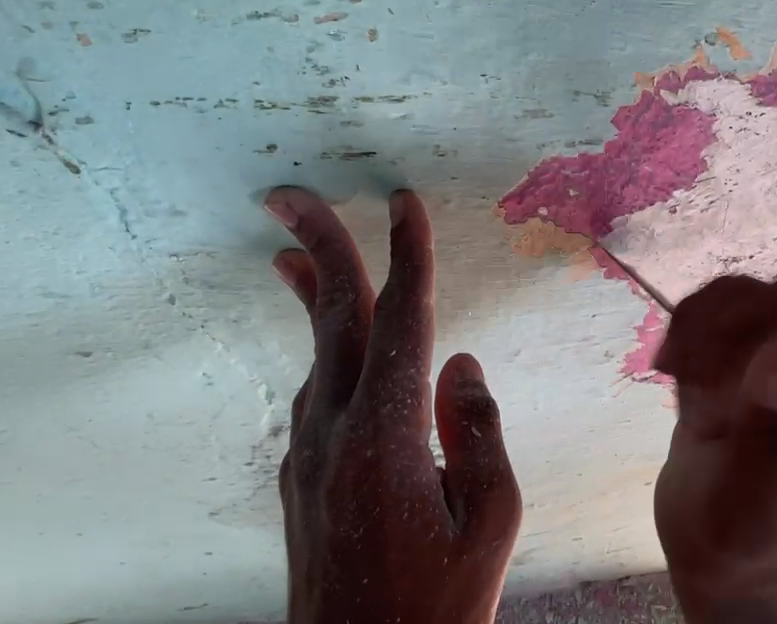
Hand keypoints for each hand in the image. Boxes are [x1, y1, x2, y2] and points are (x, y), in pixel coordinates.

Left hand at [264, 186, 521, 623]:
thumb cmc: (437, 613)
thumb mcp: (490, 525)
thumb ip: (479, 433)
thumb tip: (460, 366)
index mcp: (384, 438)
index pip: (402, 321)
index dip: (407, 253)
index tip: (403, 202)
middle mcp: (332, 435)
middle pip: (331, 319)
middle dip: (317, 245)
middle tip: (286, 193)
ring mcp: (306, 459)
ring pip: (315, 352)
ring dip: (309, 293)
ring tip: (294, 251)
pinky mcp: (300, 482)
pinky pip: (315, 391)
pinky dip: (322, 347)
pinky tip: (332, 343)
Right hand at [652, 276, 776, 623]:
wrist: (708, 528)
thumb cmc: (740, 546)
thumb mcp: (748, 517)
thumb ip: (771, 440)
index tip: (730, 387)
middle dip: (748, 348)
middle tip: (699, 400)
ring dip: (716, 338)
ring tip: (694, 403)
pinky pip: (748, 289)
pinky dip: (701, 320)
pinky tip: (681, 367)